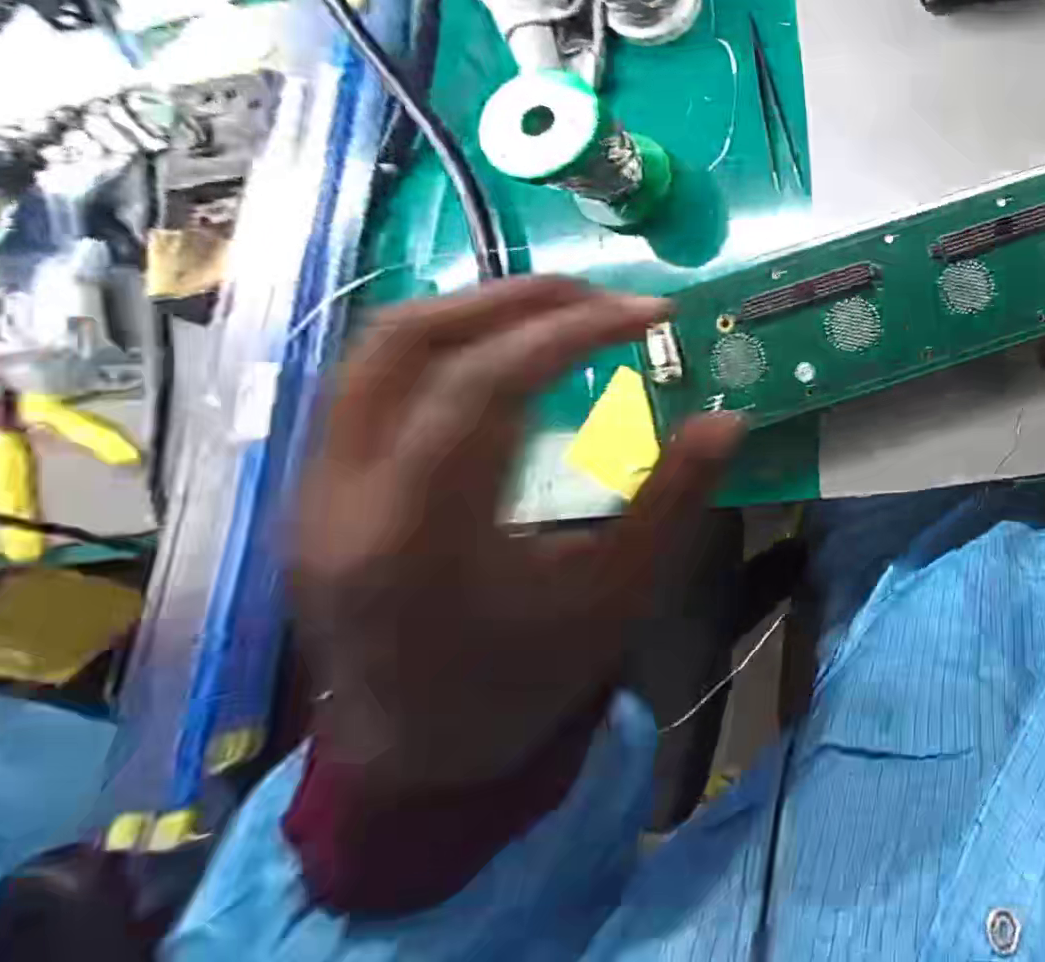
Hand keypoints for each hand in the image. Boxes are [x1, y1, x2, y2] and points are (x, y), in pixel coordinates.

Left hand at [290, 276, 744, 792]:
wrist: (425, 748)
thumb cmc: (533, 677)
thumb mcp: (622, 593)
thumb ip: (675, 499)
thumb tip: (729, 418)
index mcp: (421, 535)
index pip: (484, 386)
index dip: (573, 330)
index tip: (649, 313)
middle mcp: (343, 496)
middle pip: (407, 342)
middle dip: (518, 297)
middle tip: (606, 295)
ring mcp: (315, 487)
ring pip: (378, 351)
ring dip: (480, 313)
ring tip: (566, 310)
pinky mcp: (319, 487)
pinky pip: (373, 381)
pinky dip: (450, 347)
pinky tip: (510, 355)